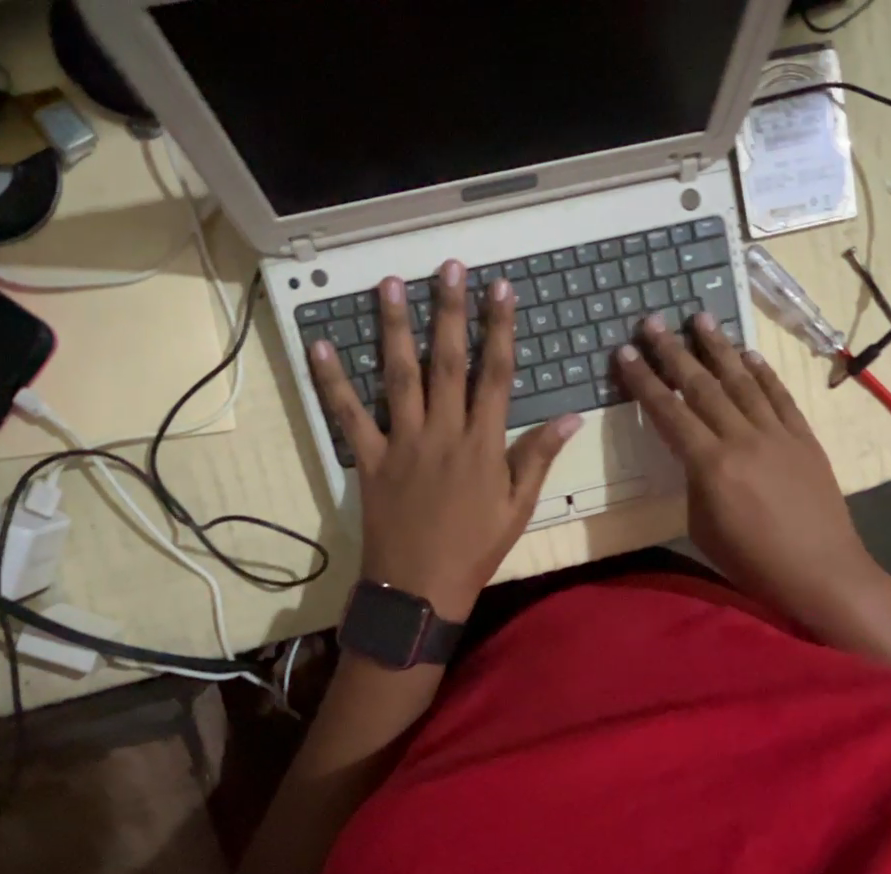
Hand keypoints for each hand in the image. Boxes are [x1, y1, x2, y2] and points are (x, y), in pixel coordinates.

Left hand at [309, 260, 580, 623]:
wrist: (420, 589)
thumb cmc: (475, 550)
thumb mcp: (519, 508)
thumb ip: (539, 457)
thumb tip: (570, 417)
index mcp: (484, 444)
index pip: (496, 375)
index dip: (500, 329)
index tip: (500, 289)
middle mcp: (443, 432)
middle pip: (448, 362)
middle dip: (450, 310)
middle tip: (449, 266)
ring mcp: (402, 443)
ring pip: (399, 376)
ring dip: (395, 328)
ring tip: (391, 283)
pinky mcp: (368, 459)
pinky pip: (348, 415)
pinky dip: (332, 381)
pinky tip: (320, 344)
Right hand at [614, 313, 890, 638]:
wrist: (821, 572)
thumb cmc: (752, 562)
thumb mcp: (704, 528)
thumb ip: (695, 484)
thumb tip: (695, 457)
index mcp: (710, 466)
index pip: (668, 412)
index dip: (644, 381)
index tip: (625, 353)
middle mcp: (741, 438)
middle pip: (701, 386)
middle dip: (674, 351)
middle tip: (653, 321)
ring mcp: (777, 434)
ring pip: (742, 381)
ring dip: (719, 348)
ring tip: (700, 319)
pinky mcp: (804, 438)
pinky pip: (780, 396)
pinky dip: (763, 373)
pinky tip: (748, 356)